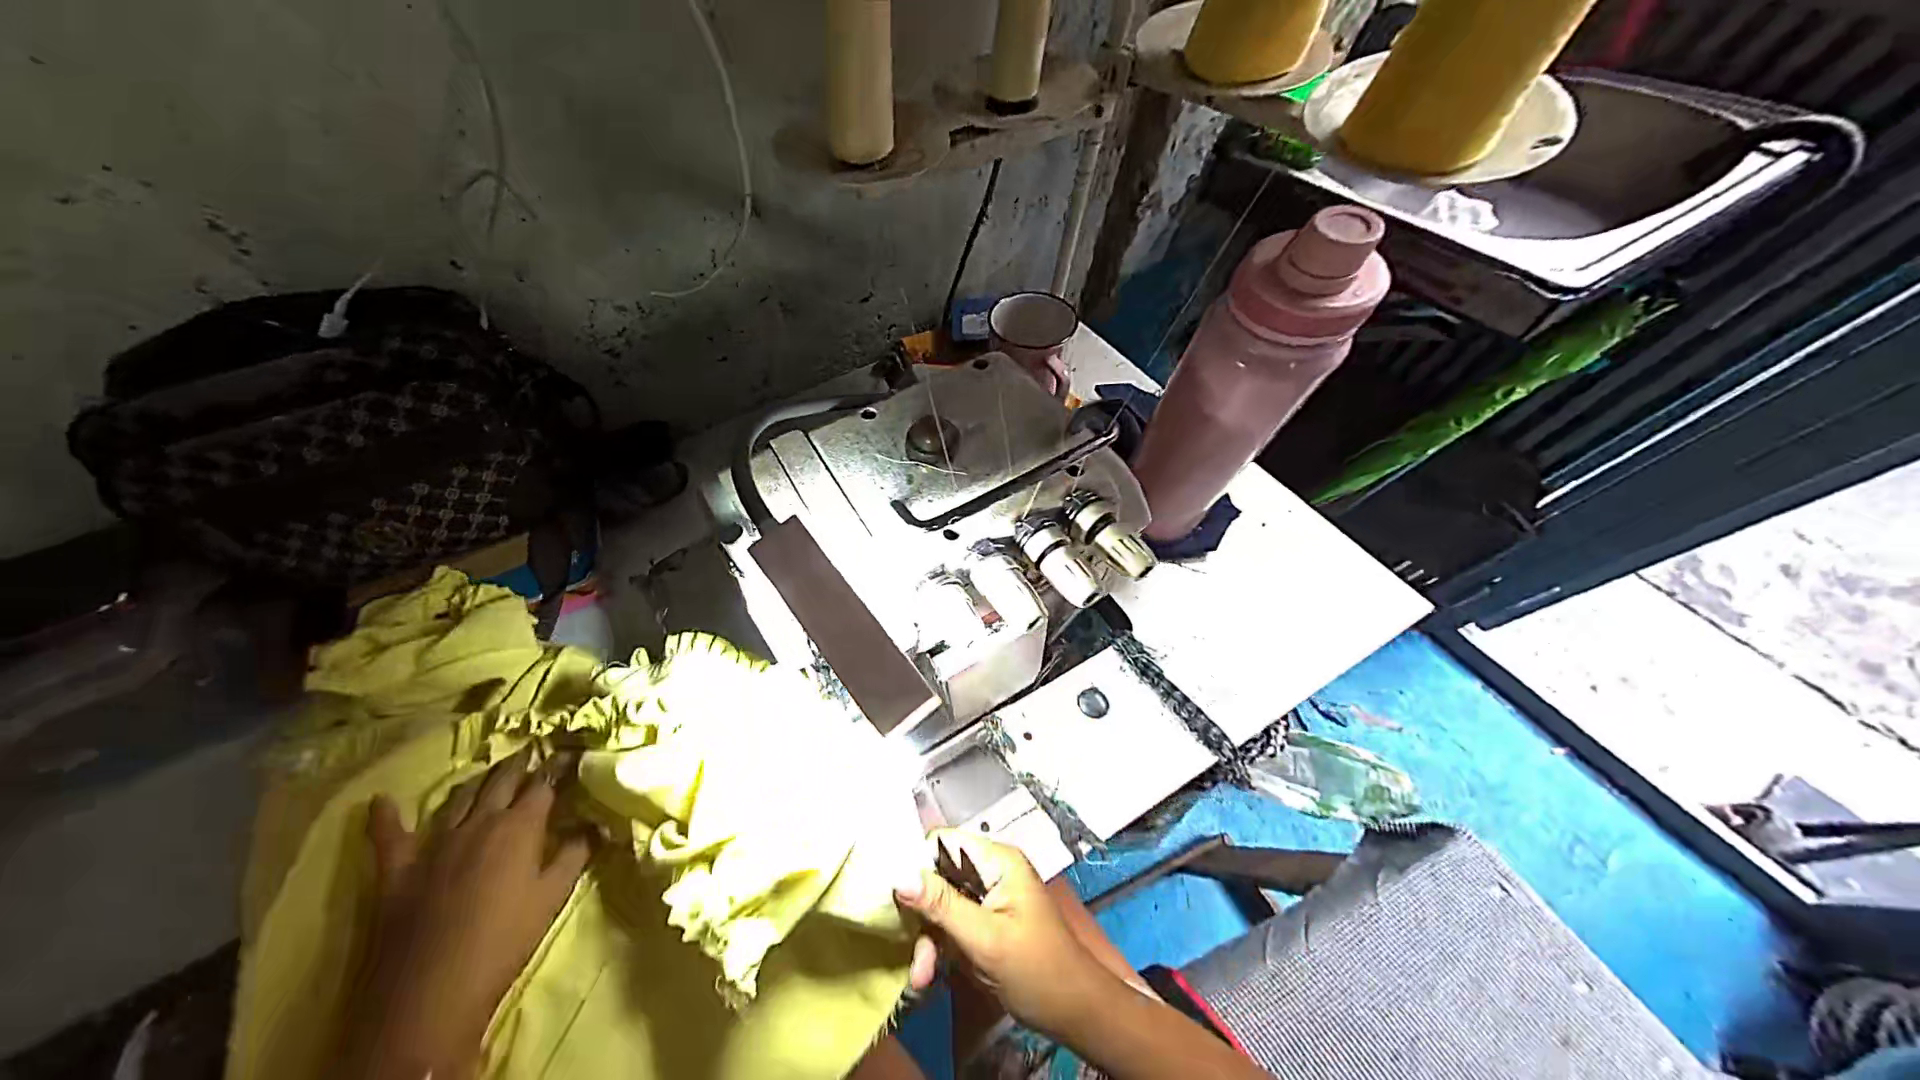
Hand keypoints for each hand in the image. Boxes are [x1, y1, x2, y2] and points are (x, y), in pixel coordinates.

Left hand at [343, 749, 591, 1079]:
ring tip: (488, 770)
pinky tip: (380, 800)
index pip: (544, 785)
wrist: (431, 992)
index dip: (557, 767)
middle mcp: (478, 823)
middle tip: (531, 749)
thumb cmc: (505, 940)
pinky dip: (385, 816)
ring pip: (457, 799)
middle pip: (501, 782)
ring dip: (475, 782)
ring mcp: (434, 843)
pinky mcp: (397, 869)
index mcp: (519, 827)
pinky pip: (389, 835)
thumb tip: (593, 825)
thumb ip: (574, 854)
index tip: (570, 753)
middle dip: (518, 763)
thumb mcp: (553, 897)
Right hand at [893, 829, 1113, 1038]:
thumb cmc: (1036, 969)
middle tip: (915, 957)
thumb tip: (899, 877)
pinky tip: (931, 975)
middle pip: (937, 876)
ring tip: (923, 977)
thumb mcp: (985, 938)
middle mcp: (990, 870)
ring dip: (928, 940)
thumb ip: (942, 905)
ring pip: (939, 905)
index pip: (943, 842)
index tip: (896, 898)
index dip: (917, 865)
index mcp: (997, 860)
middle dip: (922, 917)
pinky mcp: (982, 921)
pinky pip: (949, 924)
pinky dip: (939, 949)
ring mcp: (986, 897)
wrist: (1074, 1012)